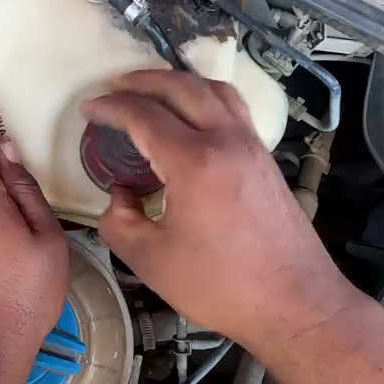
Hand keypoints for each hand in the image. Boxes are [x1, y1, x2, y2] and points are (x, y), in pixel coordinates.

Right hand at [83, 70, 363, 356]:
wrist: (295, 302)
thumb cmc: (220, 285)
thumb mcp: (151, 261)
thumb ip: (119, 222)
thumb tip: (120, 195)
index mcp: (193, 161)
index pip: (144, 115)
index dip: (110, 107)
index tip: (88, 110)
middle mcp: (225, 140)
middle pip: (181, 87)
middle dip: (142, 82)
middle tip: (114, 88)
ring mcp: (251, 146)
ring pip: (214, 90)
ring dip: (178, 83)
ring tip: (153, 92)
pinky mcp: (265, 158)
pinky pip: (232, 108)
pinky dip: (205, 97)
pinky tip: (193, 117)